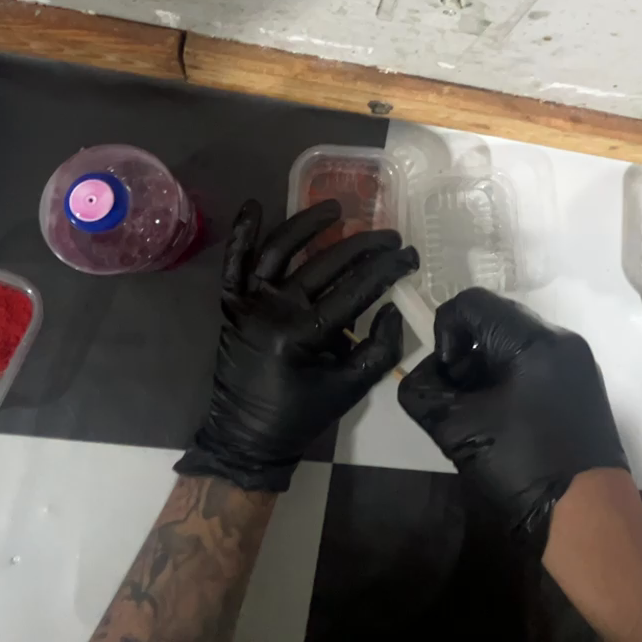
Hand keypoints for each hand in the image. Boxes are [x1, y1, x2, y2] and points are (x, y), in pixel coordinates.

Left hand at [176, 199, 418, 491]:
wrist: (246, 437)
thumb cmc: (303, 413)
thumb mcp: (352, 388)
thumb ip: (381, 348)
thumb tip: (392, 307)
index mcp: (305, 334)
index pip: (356, 289)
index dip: (388, 268)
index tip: (410, 255)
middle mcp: (275, 310)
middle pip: (325, 263)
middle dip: (364, 245)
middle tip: (390, 236)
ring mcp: (249, 302)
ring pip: (279, 250)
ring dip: (308, 223)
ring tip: (335, 208)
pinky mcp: (231, 302)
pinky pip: (234, 262)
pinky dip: (242, 233)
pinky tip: (254, 205)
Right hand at [397, 289, 628, 545]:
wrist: (590, 519)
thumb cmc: (524, 468)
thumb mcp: (457, 430)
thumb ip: (424, 392)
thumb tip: (425, 377)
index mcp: (534, 340)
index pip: (473, 303)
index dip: (445, 331)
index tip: (448, 377)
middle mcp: (560, 339)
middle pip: (495, 319)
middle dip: (465, 352)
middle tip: (458, 396)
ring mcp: (576, 361)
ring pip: (514, 341)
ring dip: (486, 366)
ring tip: (479, 412)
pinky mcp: (581, 384)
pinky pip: (535, 361)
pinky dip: (510, 377)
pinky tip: (505, 418)